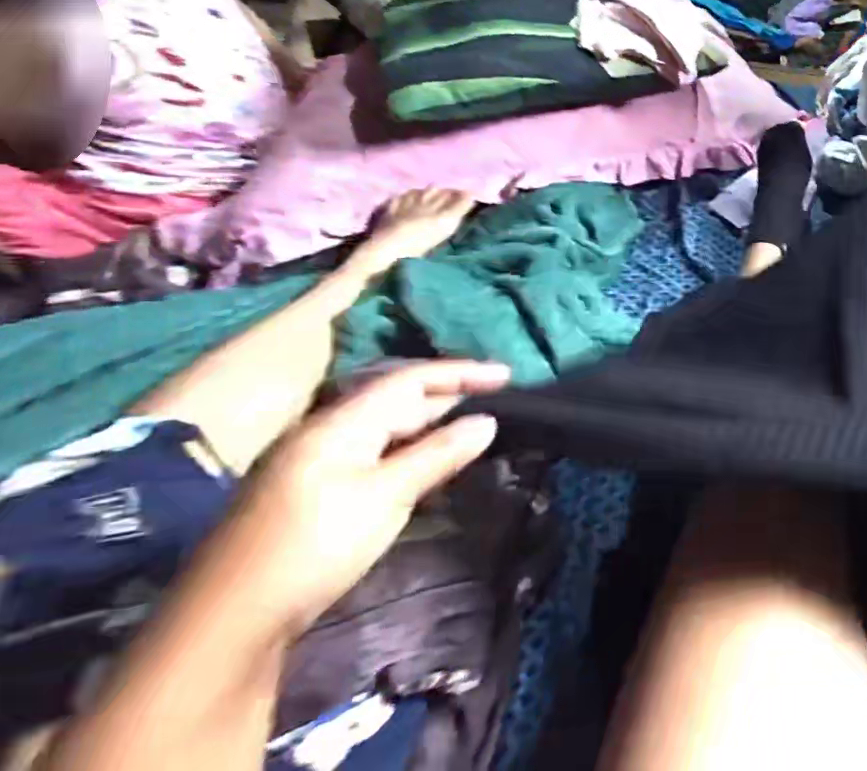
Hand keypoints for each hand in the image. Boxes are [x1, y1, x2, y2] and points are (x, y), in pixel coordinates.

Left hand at [198, 361, 509, 636]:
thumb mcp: (386, 496)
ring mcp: (316, 466)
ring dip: (434, 425)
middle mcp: (325, 435)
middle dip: (450, 396)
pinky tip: (433, 464)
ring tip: (476, 429)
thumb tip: (487, 421)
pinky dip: (413, 450)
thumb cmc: (314, 547)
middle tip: (500, 401)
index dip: (461, 373)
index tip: (509, 376)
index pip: (409, 381)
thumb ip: (439, 453)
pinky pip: (377, 454)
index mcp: (338, 426)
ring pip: (387, 430)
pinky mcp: (315, 494)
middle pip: (397, 401)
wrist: (227, 623)